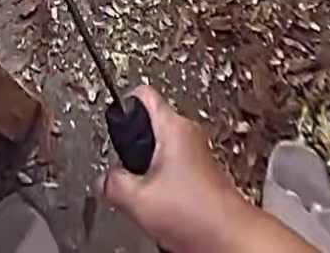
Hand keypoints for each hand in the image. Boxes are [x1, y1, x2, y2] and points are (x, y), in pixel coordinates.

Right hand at [101, 86, 257, 252]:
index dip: (127, 101)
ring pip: (163, 146)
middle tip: (125, 167)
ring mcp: (197, 149)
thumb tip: (104, 179)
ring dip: (148, 166)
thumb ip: (115, 185)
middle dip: (135, 145)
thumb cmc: (193, 210)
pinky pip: (174, 162)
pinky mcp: (201, 168)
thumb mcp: (139, 200)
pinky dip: (162, 177)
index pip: (146, 95)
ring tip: (143, 191)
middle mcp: (188, 132)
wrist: (225, 233)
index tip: (116, 112)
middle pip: (153, 123)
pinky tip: (160, 201)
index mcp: (173, 127)